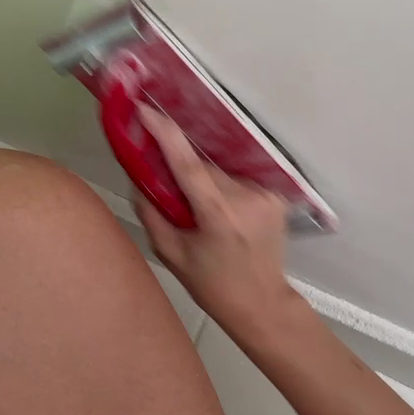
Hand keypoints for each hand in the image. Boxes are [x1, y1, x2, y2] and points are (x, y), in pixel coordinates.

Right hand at [133, 104, 301, 332]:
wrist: (262, 304)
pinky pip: (235, 181)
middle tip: (170, 194)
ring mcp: (264, 196)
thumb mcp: (170, 253)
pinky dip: (221, 189)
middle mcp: (245, 199)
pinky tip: (222, 215)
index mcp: (218, 215)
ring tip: (201, 214)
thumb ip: (150, 212)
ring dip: (203, 182)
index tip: (145, 110)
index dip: (165, 133)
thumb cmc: (211, 284)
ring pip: (218, 172)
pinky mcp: (275, 196)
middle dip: (182, 172)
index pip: (188, 164)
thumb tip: (138, 178)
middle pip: (201, 166)